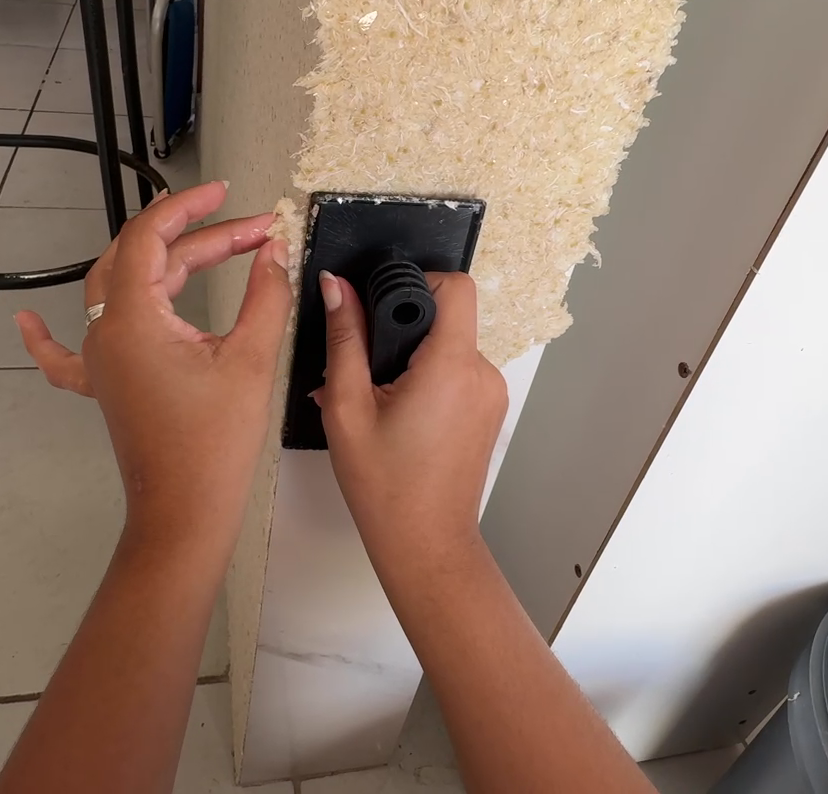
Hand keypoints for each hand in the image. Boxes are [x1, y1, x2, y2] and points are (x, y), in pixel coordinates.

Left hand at [16, 181, 292, 550]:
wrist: (185, 514)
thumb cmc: (216, 442)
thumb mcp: (251, 360)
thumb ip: (266, 295)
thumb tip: (274, 251)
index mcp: (133, 319)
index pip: (150, 236)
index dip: (190, 206)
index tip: (229, 195)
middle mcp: (104, 331)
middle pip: (144, 259)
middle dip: (202, 238)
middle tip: (257, 234)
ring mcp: (99, 360)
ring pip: (120, 288)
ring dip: (166, 262)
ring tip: (219, 248)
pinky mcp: (103, 385)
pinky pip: (64, 353)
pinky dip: (44, 334)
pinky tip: (24, 319)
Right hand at [314, 271, 508, 564]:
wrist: (425, 545)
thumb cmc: (386, 487)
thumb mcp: (348, 406)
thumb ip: (344, 338)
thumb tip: (336, 287)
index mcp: (450, 367)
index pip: (455, 286)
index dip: (418, 282)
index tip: (383, 309)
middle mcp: (482, 374)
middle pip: (448, 316)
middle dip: (403, 329)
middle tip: (369, 370)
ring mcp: (491, 393)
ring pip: (449, 344)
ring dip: (411, 357)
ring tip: (376, 400)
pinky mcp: (489, 410)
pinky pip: (456, 371)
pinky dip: (426, 378)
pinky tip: (395, 412)